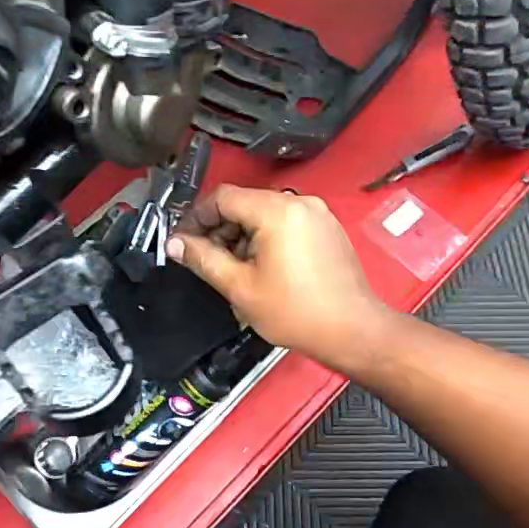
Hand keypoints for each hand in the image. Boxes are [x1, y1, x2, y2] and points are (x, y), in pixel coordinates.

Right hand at [167, 184, 394, 370]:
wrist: (351, 330)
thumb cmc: (300, 313)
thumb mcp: (240, 287)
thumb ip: (203, 259)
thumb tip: (177, 244)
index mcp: (278, 212)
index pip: (223, 197)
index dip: (196, 217)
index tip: (184, 239)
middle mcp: (300, 204)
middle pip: (244, 203)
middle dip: (219, 229)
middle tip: (205, 259)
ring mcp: (317, 215)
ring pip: (264, 214)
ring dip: (242, 235)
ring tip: (235, 270)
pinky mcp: (326, 229)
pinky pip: (286, 223)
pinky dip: (266, 238)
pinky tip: (260, 268)